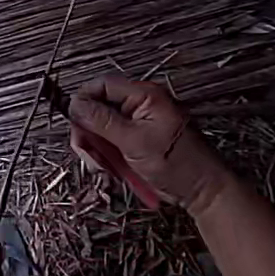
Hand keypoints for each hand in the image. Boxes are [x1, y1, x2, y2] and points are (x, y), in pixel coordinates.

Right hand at [67, 76, 234, 210]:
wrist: (201, 191)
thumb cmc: (178, 164)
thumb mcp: (135, 141)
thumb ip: (102, 121)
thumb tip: (75, 104)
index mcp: (144, 95)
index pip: (103, 85)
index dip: (83, 100)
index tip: (73, 122)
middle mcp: (139, 104)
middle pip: (98, 107)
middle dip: (88, 130)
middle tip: (87, 152)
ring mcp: (137, 123)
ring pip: (100, 127)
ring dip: (95, 147)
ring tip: (102, 166)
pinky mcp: (135, 140)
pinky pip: (109, 142)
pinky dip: (105, 156)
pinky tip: (110, 169)